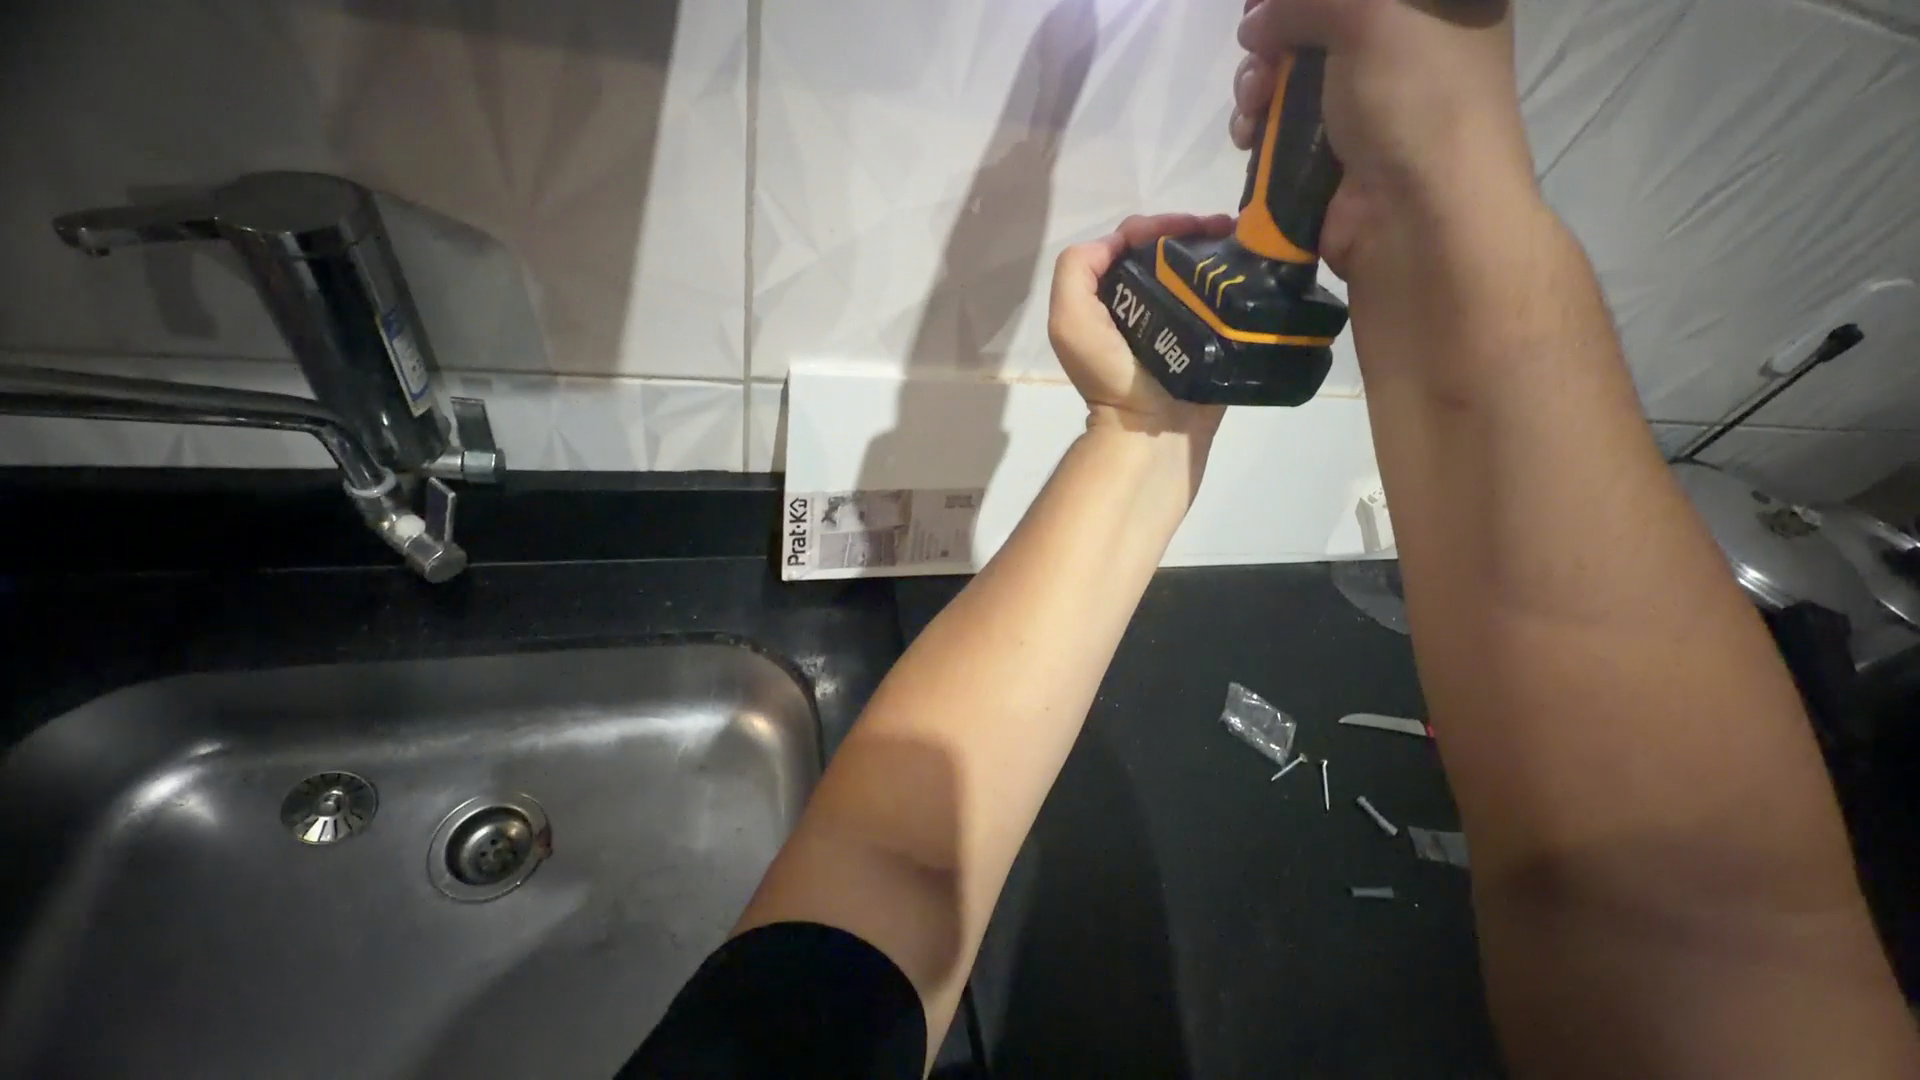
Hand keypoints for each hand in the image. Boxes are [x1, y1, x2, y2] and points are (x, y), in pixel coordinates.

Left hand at [1047, 213, 1233, 446]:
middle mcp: (1142, 304)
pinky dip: (1236, 277)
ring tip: (1244, 240)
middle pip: (1168, 251)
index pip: (1133, 242)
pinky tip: (1253, 264)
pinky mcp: (1210, 338)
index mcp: (1109, 297)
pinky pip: (1223, 298)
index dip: (1157, 226)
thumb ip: (1077, 271)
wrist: (1153, 428)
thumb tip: (1119, 240)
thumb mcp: (1069, 322)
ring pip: (1198, 269)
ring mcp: (1179, 321)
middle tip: (1226, 228)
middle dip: (1193, 231)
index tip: (1189, 226)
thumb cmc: (1109, 375)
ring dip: (1219, 249)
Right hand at [1229, 0, 1535, 274]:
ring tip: (1252, 107)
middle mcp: (1401, 48)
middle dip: (1272, 40)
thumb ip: (1305, 2)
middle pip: (1315, 27)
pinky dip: (1257, 128)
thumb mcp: (1367, 13)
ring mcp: (1363, 107)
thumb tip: (1255, 21)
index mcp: (1434, 4)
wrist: (1417, 213)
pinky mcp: (1330, 156)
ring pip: (1290, 78)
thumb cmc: (1413, 98)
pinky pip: (1281, 128)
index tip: (1265, 6)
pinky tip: (1248, 137)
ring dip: (1256, 87)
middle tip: (1259, 58)